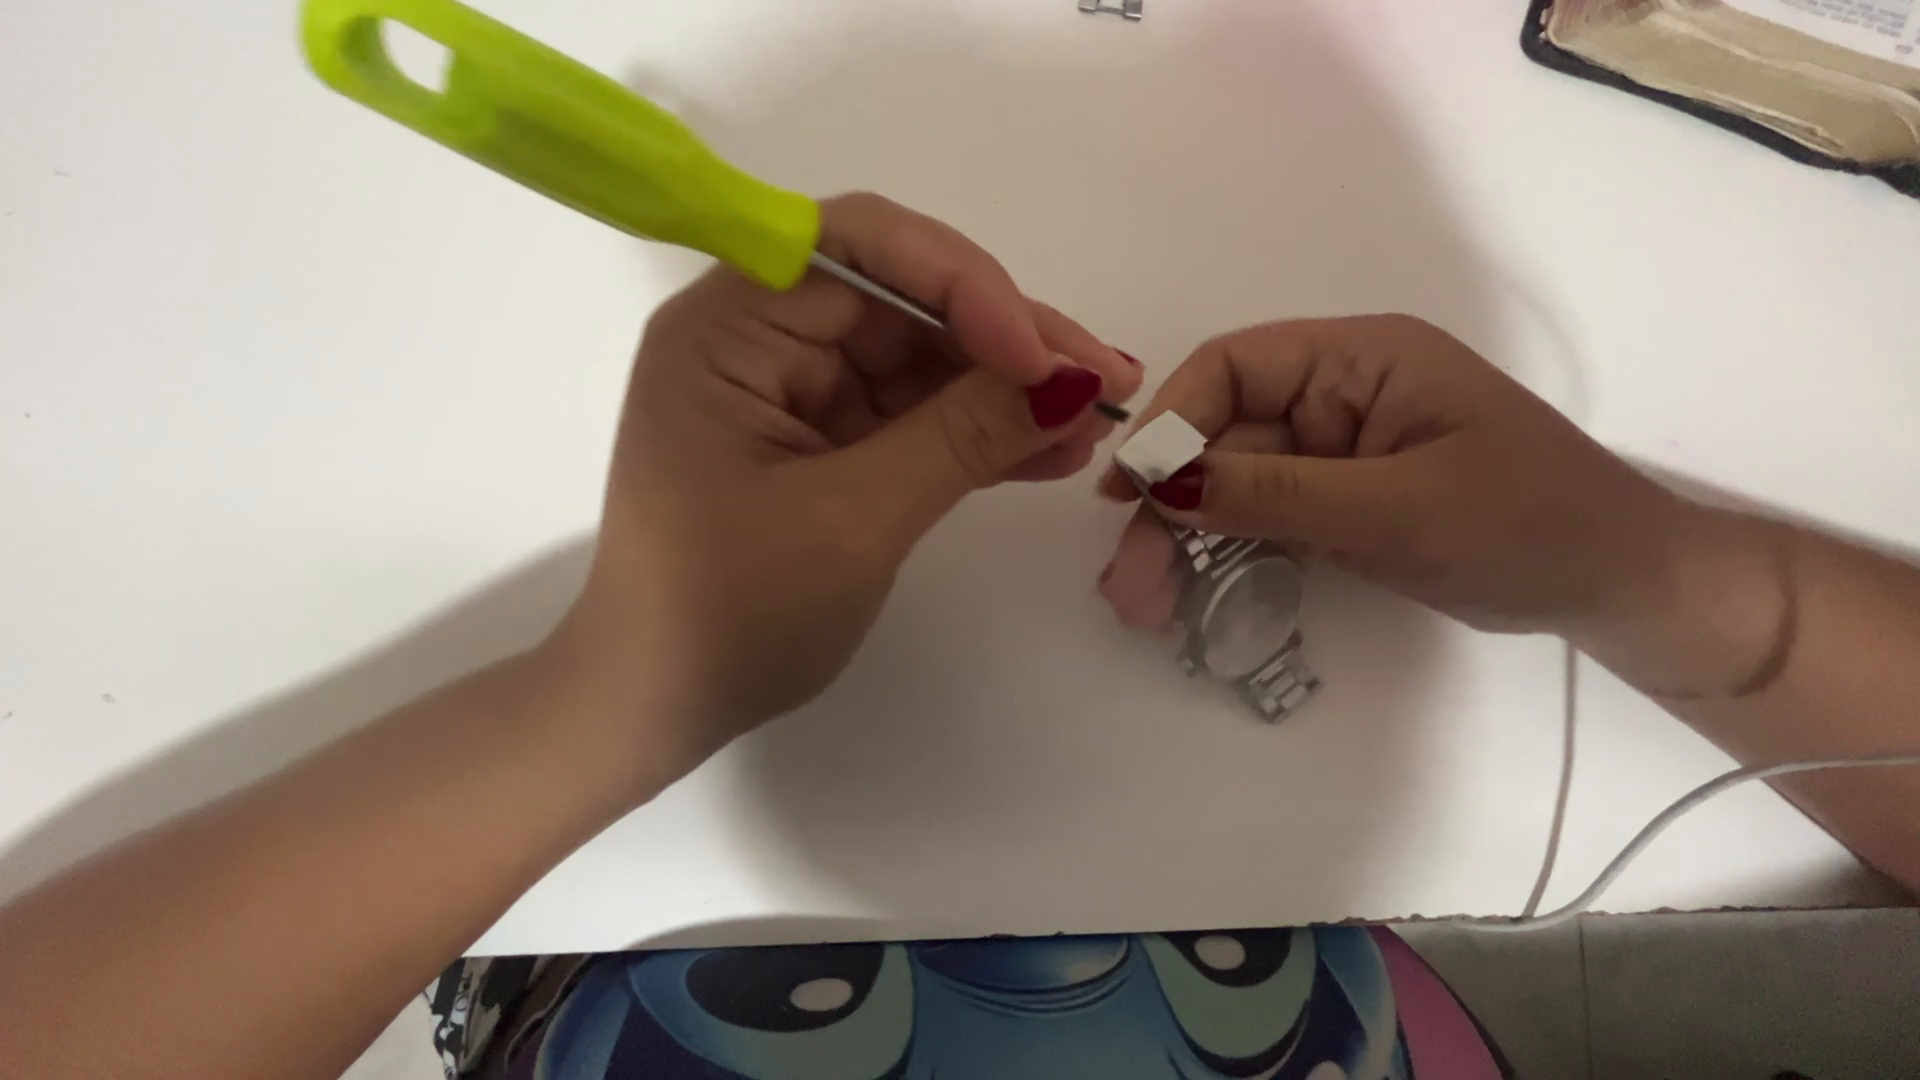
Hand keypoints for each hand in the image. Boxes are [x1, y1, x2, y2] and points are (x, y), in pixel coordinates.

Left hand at [543, 193, 1141, 784]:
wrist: (665, 704)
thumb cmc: (731, 615)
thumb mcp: (851, 522)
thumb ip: (959, 440)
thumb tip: (1069, 382)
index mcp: (729, 331)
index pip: (856, 248)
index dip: (960, 282)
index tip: (1038, 356)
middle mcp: (763, 342)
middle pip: (905, 301)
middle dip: (1009, 340)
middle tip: (1107, 381)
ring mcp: (800, 395)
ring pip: (924, 362)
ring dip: (1010, 390)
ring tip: (1097, 422)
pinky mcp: (831, 445)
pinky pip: (917, 418)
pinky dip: (981, 434)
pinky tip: (1050, 453)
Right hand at [1096, 315, 1708, 658]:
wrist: (1618, 592)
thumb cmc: (1528, 527)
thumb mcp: (1396, 510)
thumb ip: (1274, 494)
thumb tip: (1164, 484)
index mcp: (1357, 361)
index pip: (1233, 368)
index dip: (1170, 422)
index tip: (1128, 488)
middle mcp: (1331, 397)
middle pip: (1218, 437)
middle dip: (1167, 504)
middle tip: (1127, 578)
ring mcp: (1326, 454)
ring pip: (1226, 485)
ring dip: (1179, 539)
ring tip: (1141, 601)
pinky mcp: (1328, 503)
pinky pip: (1254, 520)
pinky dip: (1215, 555)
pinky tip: (1180, 592)